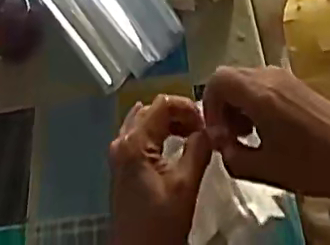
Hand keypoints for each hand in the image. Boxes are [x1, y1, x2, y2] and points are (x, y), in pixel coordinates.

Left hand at [110, 96, 210, 244]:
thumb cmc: (159, 225)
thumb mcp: (185, 187)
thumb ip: (198, 151)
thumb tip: (209, 129)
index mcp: (134, 141)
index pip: (162, 104)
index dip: (187, 106)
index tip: (207, 120)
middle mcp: (122, 141)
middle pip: (152, 110)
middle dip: (179, 114)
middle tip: (203, 128)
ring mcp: (119, 153)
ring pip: (145, 121)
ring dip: (169, 123)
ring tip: (193, 134)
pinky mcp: (122, 166)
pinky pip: (140, 136)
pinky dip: (158, 133)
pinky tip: (174, 143)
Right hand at [202, 66, 329, 204]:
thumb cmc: (312, 166)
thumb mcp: (267, 170)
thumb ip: (234, 158)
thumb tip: (221, 146)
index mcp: (257, 92)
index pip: (216, 80)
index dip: (209, 106)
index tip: (219, 135)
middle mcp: (267, 76)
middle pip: (229, 77)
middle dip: (222, 106)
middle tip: (231, 138)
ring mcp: (282, 76)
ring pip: (245, 80)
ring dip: (238, 104)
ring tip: (249, 136)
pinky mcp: (294, 83)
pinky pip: (261, 83)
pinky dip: (254, 101)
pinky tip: (268, 130)